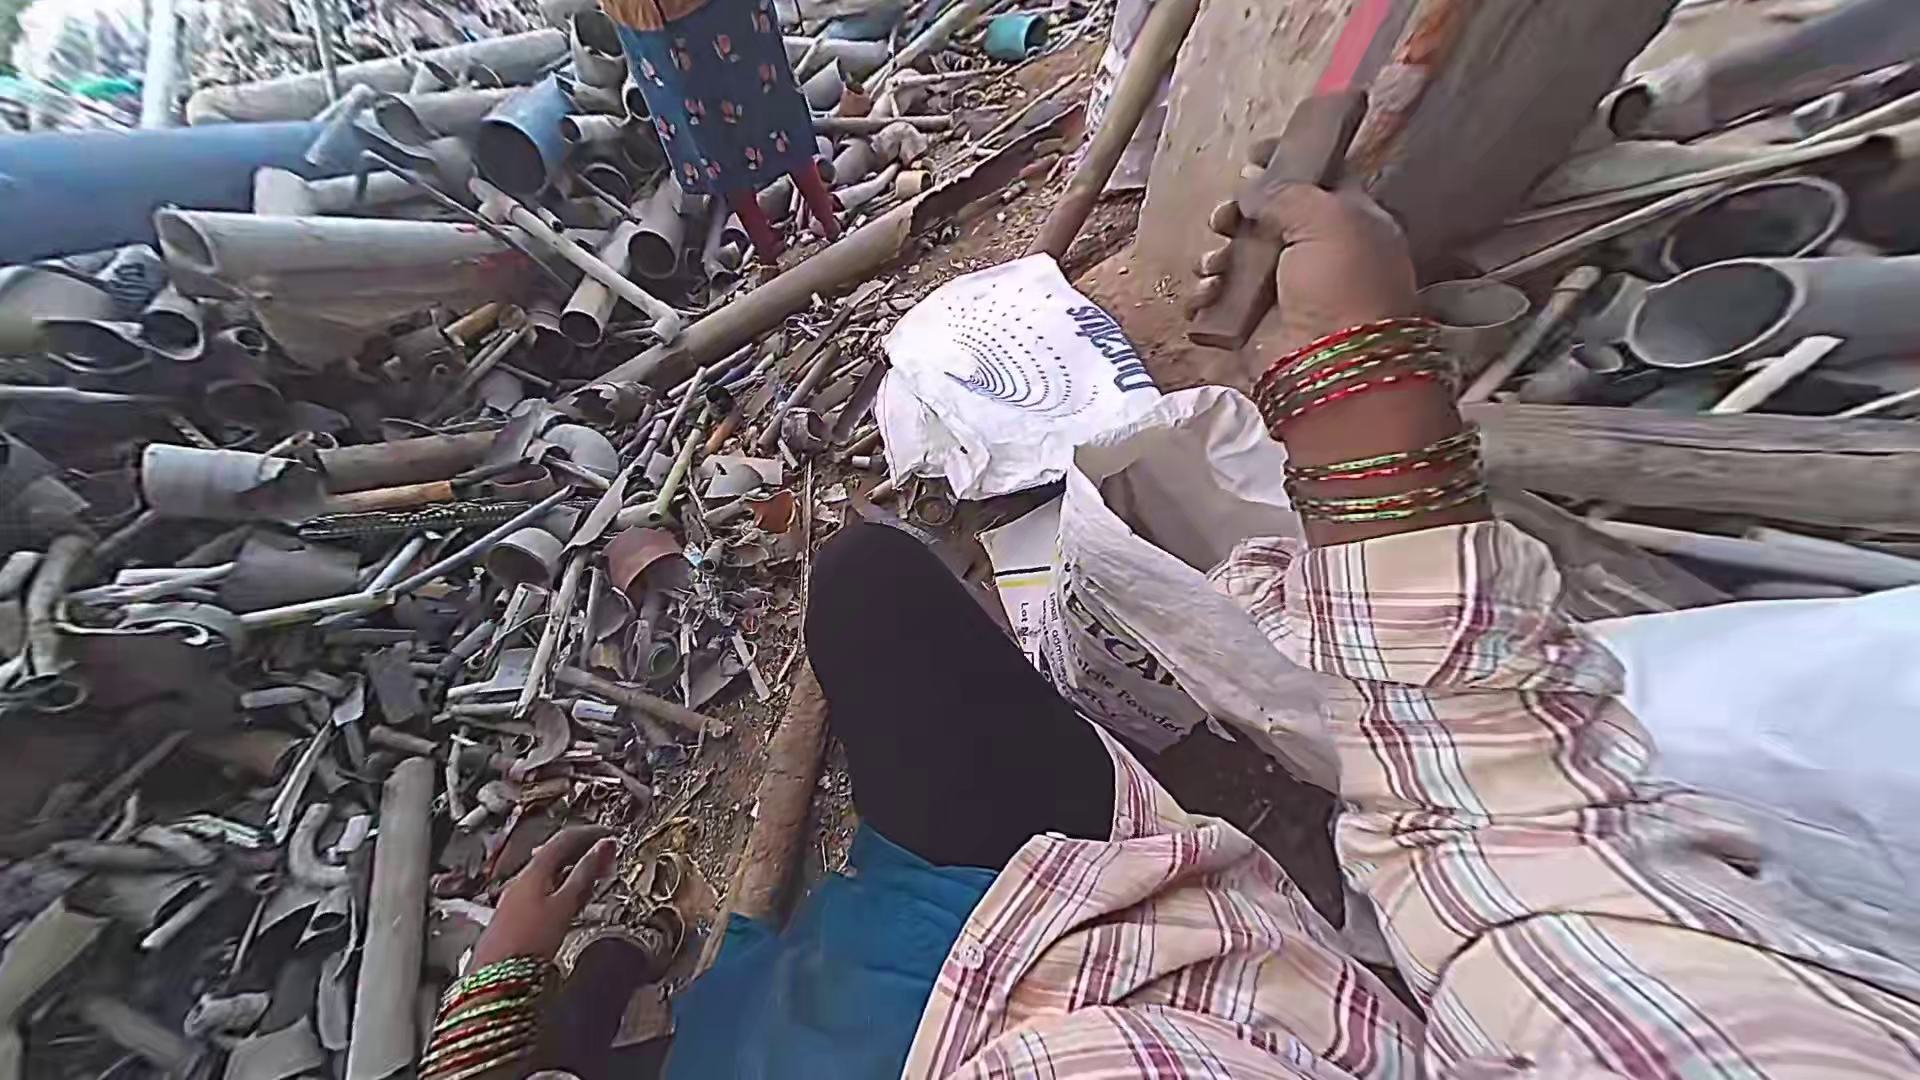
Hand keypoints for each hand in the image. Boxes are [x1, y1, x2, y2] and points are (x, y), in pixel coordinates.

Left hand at [470, 826, 617, 968]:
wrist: (493, 987)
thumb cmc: (530, 942)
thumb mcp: (566, 903)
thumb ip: (587, 872)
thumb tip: (605, 845)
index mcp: (533, 871)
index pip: (565, 838)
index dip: (591, 833)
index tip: (611, 833)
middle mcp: (521, 881)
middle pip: (555, 854)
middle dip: (583, 850)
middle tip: (607, 853)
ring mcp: (515, 900)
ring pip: (550, 873)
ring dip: (574, 869)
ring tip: (596, 874)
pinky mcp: (513, 918)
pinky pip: (544, 890)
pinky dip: (563, 886)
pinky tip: (573, 898)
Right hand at [1193, 166, 1417, 378]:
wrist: (1326, 358)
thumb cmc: (1341, 282)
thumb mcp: (1327, 220)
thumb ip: (1287, 194)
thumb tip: (1251, 185)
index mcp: (1342, 220)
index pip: (1312, 179)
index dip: (1283, 162)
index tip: (1252, 154)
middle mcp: (1308, 253)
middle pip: (1262, 221)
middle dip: (1236, 215)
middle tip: (1223, 220)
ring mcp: (1276, 291)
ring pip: (1233, 260)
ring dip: (1215, 257)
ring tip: (1213, 267)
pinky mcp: (1247, 324)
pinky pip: (1215, 302)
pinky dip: (1204, 297)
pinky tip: (1204, 296)